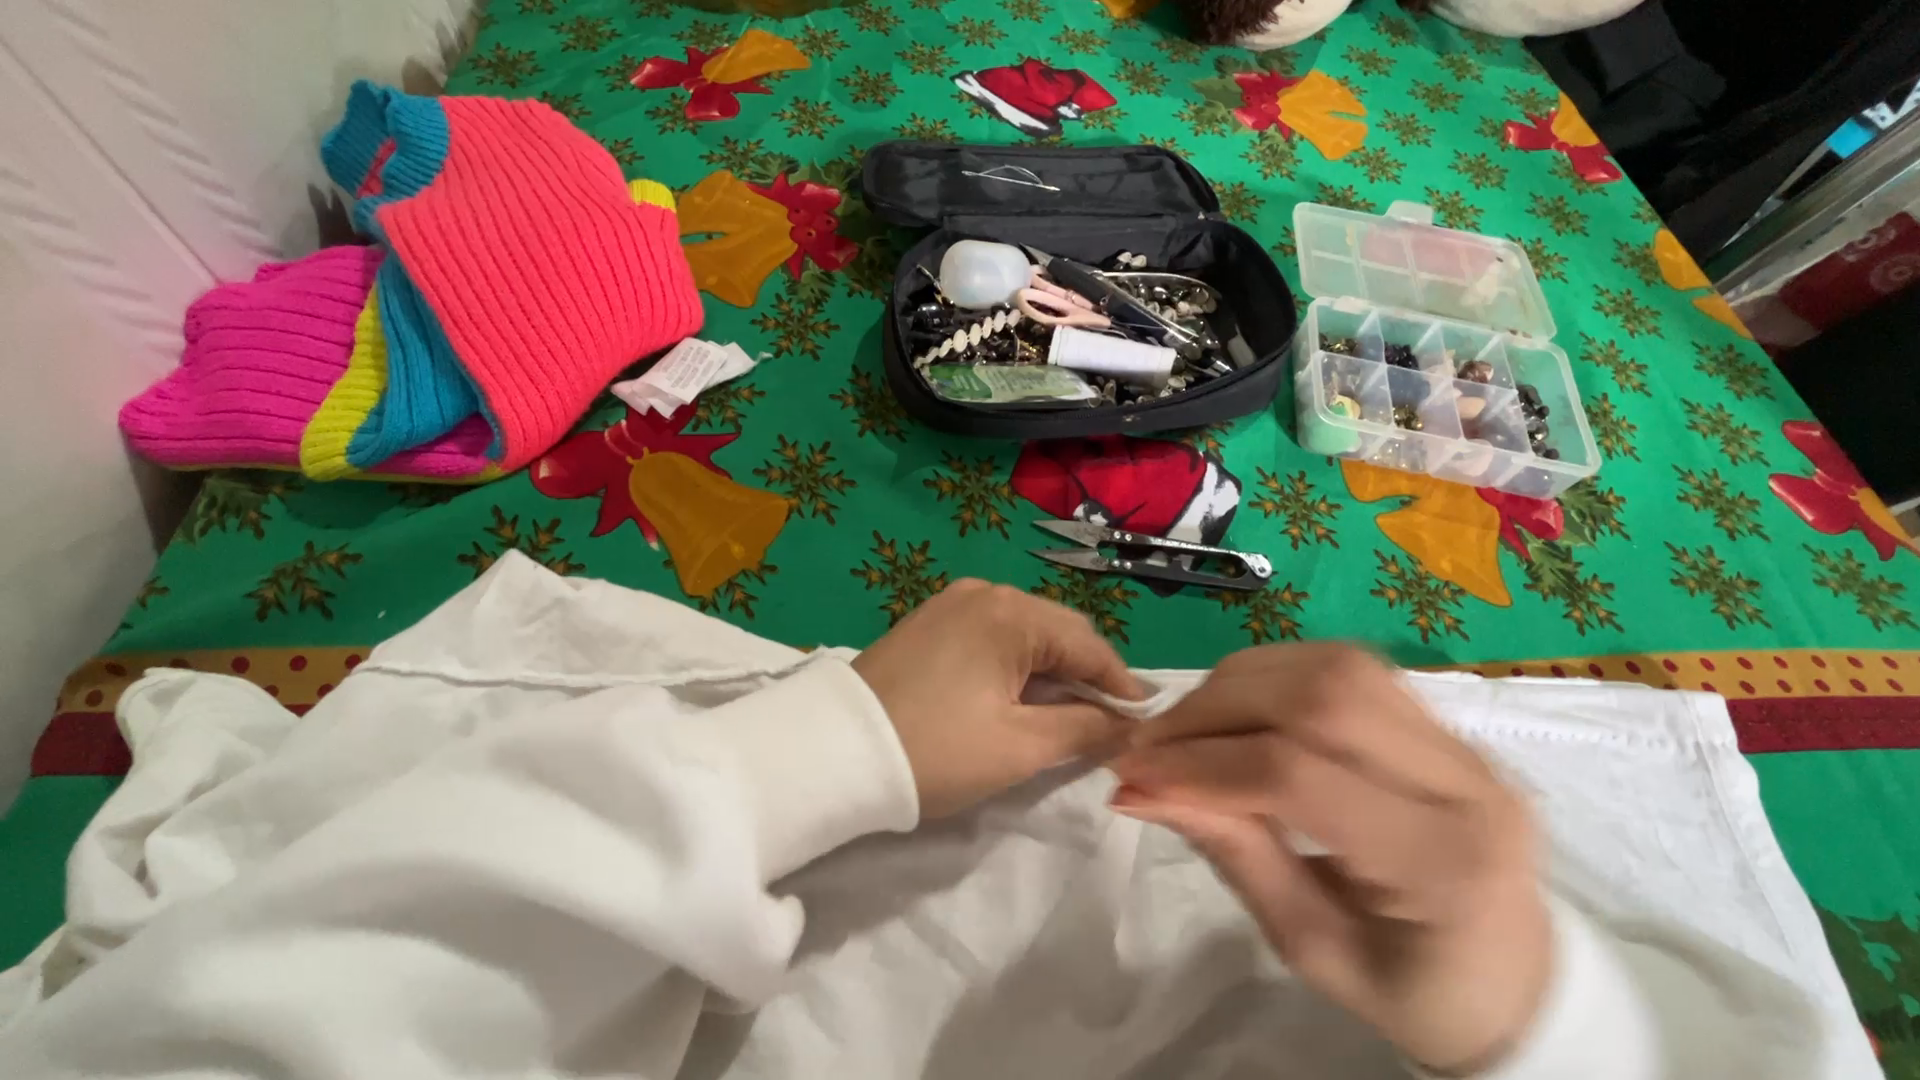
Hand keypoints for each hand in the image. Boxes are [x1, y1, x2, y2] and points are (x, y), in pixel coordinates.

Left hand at [852, 579, 1145, 818]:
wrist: (833, 751)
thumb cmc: (935, 750)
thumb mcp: (1019, 747)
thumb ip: (1084, 729)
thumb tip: (1130, 725)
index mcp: (1009, 612)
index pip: (1088, 645)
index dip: (1121, 686)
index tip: (1146, 722)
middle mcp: (983, 592)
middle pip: (1057, 632)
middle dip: (1086, 676)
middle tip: (1109, 722)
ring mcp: (950, 604)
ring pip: (1024, 634)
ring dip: (1050, 671)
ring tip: (1070, 714)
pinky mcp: (928, 623)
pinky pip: (990, 637)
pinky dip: (1015, 665)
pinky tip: (1020, 695)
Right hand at [1107, 644, 1549, 1075]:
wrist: (1514, 978)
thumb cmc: (1410, 988)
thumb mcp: (1308, 946)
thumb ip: (1230, 852)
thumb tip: (1137, 788)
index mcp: (1438, 861)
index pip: (1297, 775)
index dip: (1199, 764)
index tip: (1130, 774)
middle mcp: (1464, 780)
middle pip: (1319, 694)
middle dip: (1212, 708)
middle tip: (1149, 743)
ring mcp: (1461, 740)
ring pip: (1332, 664)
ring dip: (1238, 683)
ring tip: (1186, 726)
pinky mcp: (1443, 720)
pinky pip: (1345, 668)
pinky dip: (1272, 677)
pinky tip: (1236, 711)